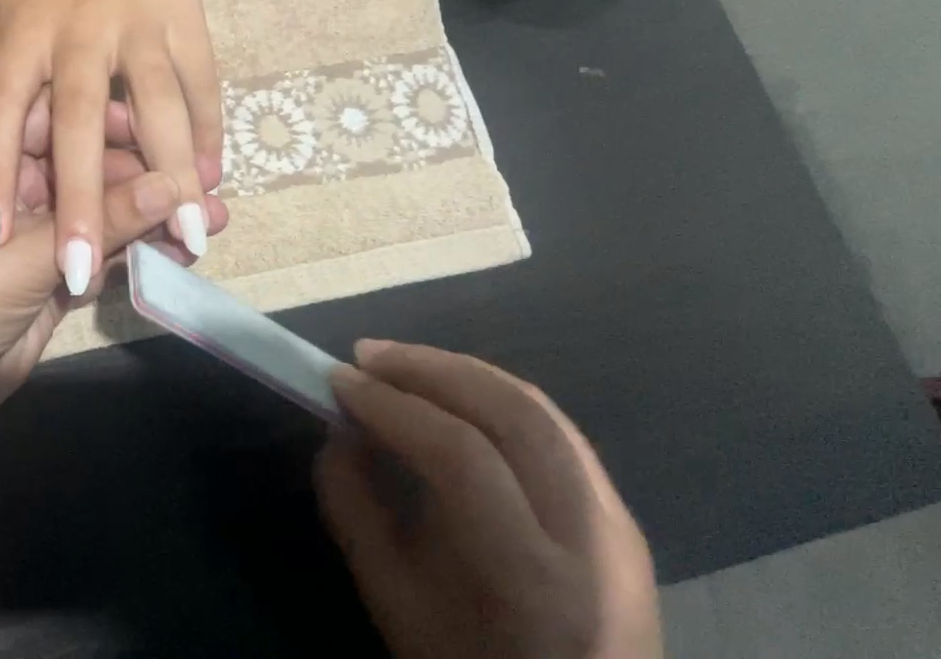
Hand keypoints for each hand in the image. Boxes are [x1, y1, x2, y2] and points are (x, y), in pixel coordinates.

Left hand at [0, 0, 222, 297]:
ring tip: (185, 237)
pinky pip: (201, 82)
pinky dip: (209, 129)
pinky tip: (213, 177)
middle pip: (80, 125)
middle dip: (83, 202)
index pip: (0, 118)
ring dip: (172, 175)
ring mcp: (138, 24)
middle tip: (84, 271)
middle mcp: (79, 33)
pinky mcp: (186, 17)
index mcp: (24, 35)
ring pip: (157, 106)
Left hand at [0, 96, 228, 421]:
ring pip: (104, 216)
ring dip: (151, 220)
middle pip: (93, 170)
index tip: (171, 131)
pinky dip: (137, 255)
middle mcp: (21, 188)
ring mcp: (37, 237)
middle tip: (206, 190)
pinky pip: (102, 257)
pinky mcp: (51, 281)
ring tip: (211, 223)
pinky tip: (180, 254)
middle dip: (148, 180)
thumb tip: (177, 184)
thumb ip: (105, 219)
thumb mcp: (31, 251)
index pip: (64, 120)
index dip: (117, 122)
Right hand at [317, 342, 662, 658]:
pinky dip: (492, 396)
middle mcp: (592, 538)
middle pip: (516, 415)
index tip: (338, 381)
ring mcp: (618, 523)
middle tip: (366, 356)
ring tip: (400, 363)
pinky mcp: (621, 514)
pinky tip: (450, 394)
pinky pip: (553, 430)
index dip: (392, 406)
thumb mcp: (394, 602)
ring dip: (462, 372)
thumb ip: (355, 512)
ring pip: (540, 410)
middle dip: (431, 369)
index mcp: (530, 577)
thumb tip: (338, 433)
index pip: (462, 456)